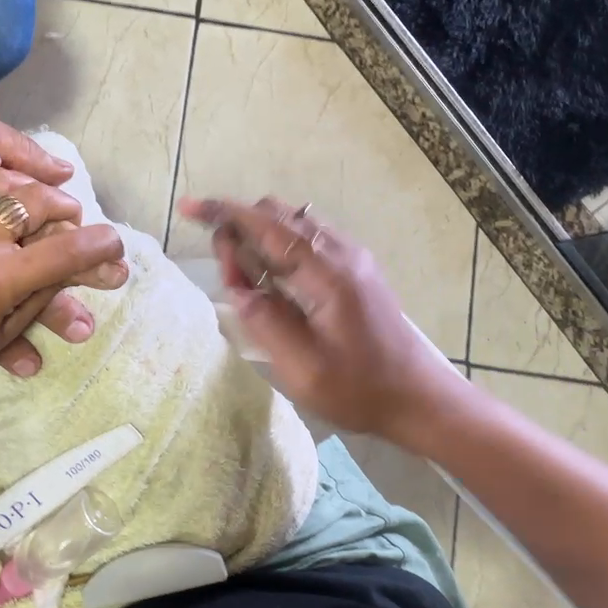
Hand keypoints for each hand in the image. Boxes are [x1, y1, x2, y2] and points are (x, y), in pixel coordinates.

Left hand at [0, 89, 127, 375]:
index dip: (100, 243)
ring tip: (32, 193)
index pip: (66, 250)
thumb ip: (42, 294)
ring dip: (22, 183)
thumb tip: (77, 265)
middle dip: (64, 206)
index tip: (112, 241)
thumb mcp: (4, 334)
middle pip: (35, 204)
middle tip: (71, 213)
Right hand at [178, 197, 468, 443]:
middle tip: (227, 274)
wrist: (419, 399)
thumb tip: (238, 287)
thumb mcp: (303, 368)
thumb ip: (264, 322)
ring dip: (258, 237)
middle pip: (279, 214)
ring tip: (244, 279)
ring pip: (293, 223)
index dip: (224, 214)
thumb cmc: (360, 390)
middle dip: (239, 227)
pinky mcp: (355, 269)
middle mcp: (341, 253)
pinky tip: (271, 280)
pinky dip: (278, 246)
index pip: (267, 227)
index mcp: (328, 275)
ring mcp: (352, 258)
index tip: (188, 208)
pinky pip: (307, 239)